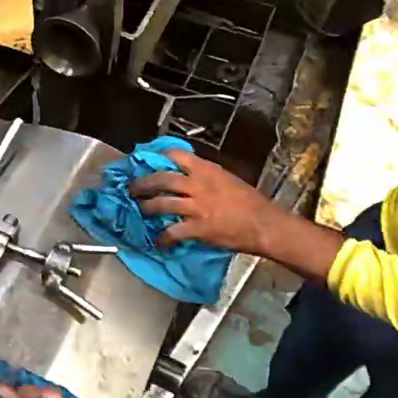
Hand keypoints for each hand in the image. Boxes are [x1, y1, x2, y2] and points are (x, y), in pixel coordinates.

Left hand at [129, 151, 294, 254]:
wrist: (264, 224)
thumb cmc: (250, 201)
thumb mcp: (227, 179)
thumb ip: (207, 175)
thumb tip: (190, 174)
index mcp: (206, 170)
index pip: (176, 156)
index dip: (159, 158)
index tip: (147, 162)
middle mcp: (197, 185)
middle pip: (161, 179)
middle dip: (143, 183)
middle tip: (132, 188)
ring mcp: (196, 207)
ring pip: (161, 204)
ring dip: (147, 207)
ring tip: (140, 210)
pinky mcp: (198, 228)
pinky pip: (172, 232)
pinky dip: (163, 238)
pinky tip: (159, 242)